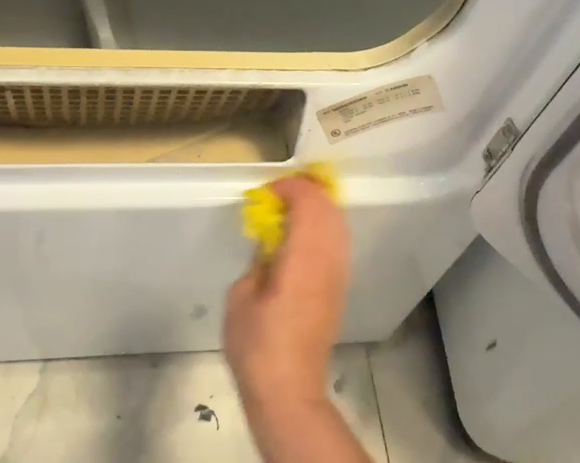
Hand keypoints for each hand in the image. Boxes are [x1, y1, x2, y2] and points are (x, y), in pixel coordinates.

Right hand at [224, 175, 350, 411]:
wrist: (288, 391)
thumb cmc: (257, 345)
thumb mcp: (241, 295)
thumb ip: (257, 260)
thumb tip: (268, 245)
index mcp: (303, 257)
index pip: (308, 202)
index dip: (288, 187)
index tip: (265, 194)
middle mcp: (328, 260)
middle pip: (329, 208)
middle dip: (305, 193)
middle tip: (277, 197)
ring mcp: (338, 275)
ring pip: (338, 224)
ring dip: (317, 209)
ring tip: (288, 213)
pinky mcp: (339, 290)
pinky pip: (337, 243)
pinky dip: (322, 229)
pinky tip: (300, 240)